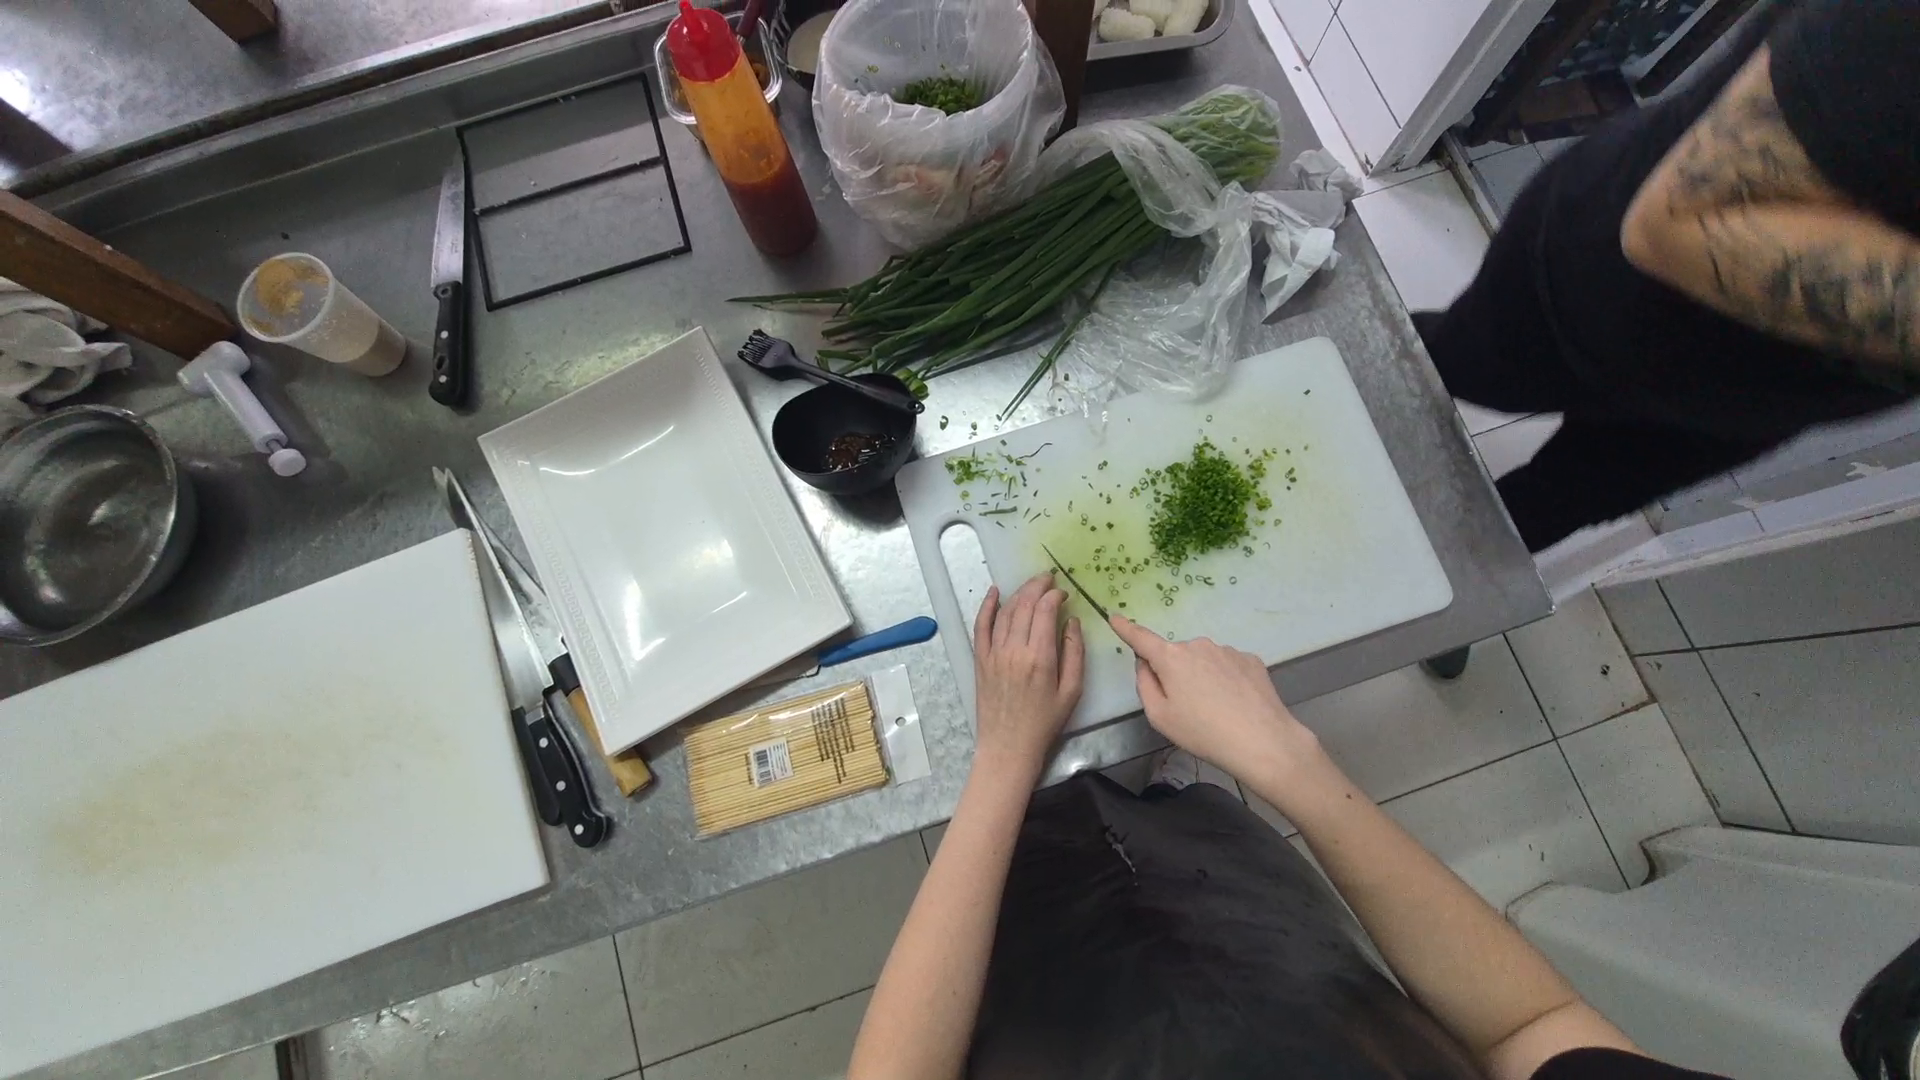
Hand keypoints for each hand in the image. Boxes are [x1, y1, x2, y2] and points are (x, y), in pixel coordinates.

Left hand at [971, 573, 1083, 778]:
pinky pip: (981, 626)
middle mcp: (1014, 650)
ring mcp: (994, 653)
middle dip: (1037, 586)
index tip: (1063, 593)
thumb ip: (1074, 653)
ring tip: (1032, 584)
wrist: (1008, 746)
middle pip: (1024, 605)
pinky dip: (987, 606)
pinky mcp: (980, 659)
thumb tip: (1072, 621)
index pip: (1045, 611)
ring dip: (1018, 593)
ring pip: (1005, 612)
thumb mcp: (1071, 691)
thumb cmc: (1045, 722)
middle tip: (1048, 578)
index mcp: (1040, 658)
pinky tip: (994, 592)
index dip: (1055, 595)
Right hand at [1108, 615, 1322, 784]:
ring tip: (1217, 709)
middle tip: (1187, 707)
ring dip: (1203, 676)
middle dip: (1176, 673)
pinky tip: (1236, 703)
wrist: (1262, 741)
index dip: (1126, 628)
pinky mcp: (1251, 659)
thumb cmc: (1202, 732)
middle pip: (1176, 655)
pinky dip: (1226, 680)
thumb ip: (1145, 684)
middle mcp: (1198, 645)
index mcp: (1171, 657)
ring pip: (1204, 660)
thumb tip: (1146, 663)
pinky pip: (1227, 666)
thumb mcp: (1159, 716)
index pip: (1141, 638)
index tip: (1115, 617)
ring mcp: (1227, 650)